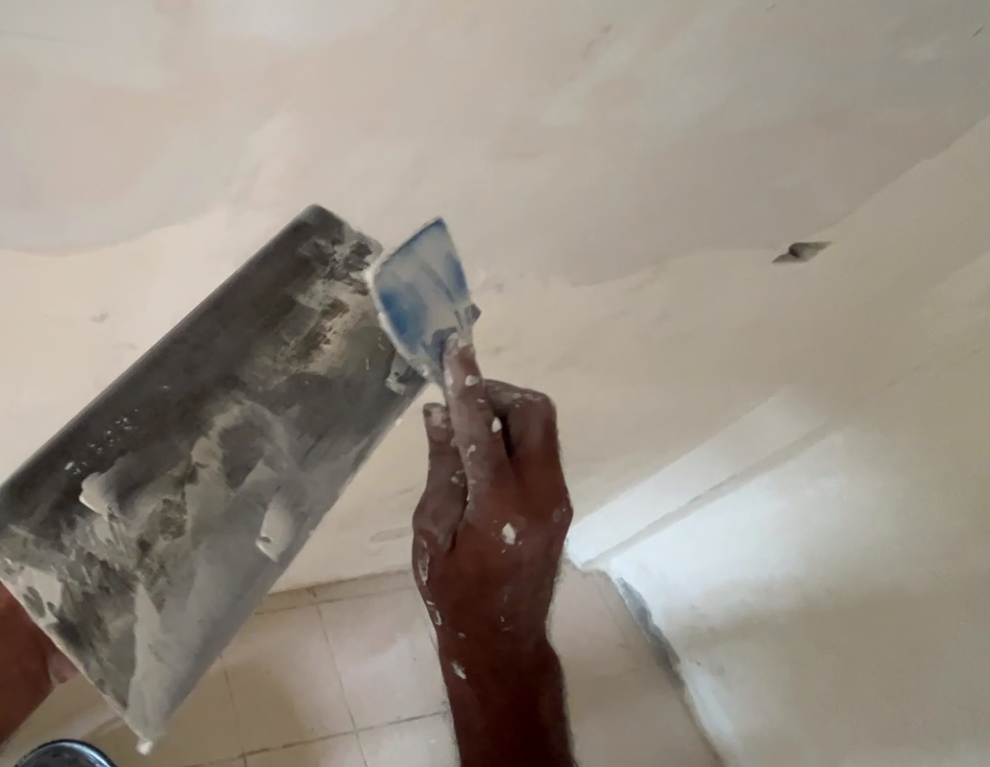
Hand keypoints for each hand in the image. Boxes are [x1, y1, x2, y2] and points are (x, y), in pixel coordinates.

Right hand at [412, 337, 571, 654]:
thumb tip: (438, 413)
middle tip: (458, 400)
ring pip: (541, 426)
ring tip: (463, 425)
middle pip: (534, 411)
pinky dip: (509, 433)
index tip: (453, 347)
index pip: (482, 426)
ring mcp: (557, 497)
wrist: (502, 641)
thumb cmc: (453, 592)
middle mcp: (541, 494)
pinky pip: (538, 447)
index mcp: (501, 505)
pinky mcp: (559, 502)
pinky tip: (478, 451)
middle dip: (496, 390)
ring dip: (503, 410)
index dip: (465, 383)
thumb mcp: (431, 530)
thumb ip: (440, 468)